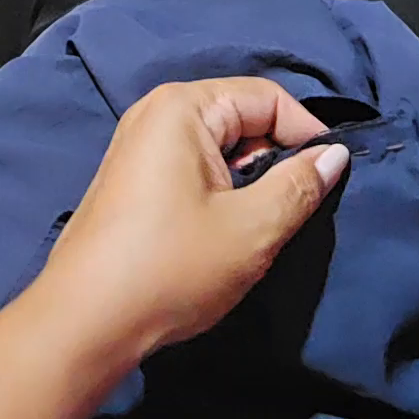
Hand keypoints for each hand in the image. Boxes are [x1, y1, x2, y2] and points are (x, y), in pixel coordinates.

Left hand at [31, 78, 350, 361]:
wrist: (84, 321)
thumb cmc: (170, 267)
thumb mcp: (251, 229)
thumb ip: (299, 185)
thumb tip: (335, 155)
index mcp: (183, 107)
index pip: (267, 97)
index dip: (306, 134)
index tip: (329, 179)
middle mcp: (157, 111)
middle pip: (241, 115)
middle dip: (276, 156)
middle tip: (294, 207)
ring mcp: (139, 142)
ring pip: (219, 143)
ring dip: (249, 176)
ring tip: (259, 223)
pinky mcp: (132, 174)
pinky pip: (192, 161)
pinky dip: (220, 185)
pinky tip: (224, 227)